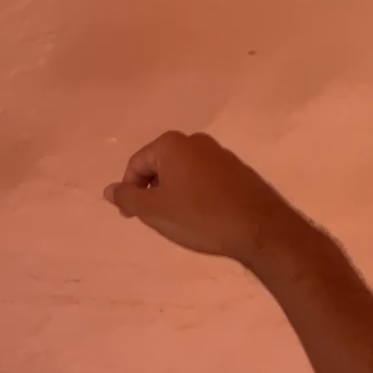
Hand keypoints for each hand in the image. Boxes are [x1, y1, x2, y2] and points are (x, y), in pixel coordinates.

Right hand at [103, 131, 313, 265]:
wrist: (263, 230)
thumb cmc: (200, 216)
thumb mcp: (154, 211)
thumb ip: (127, 198)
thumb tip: (110, 190)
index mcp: (171, 145)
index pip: (136, 165)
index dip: (130, 192)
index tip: (132, 217)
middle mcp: (195, 142)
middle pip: (160, 165)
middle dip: (153, 191)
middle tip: (155, 218)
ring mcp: (221, 155)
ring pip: (184, 173)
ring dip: (176, 193)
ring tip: (181, 220)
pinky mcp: (240, 172)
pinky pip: (206, 180)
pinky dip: (198, 195)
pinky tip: (205, 217)